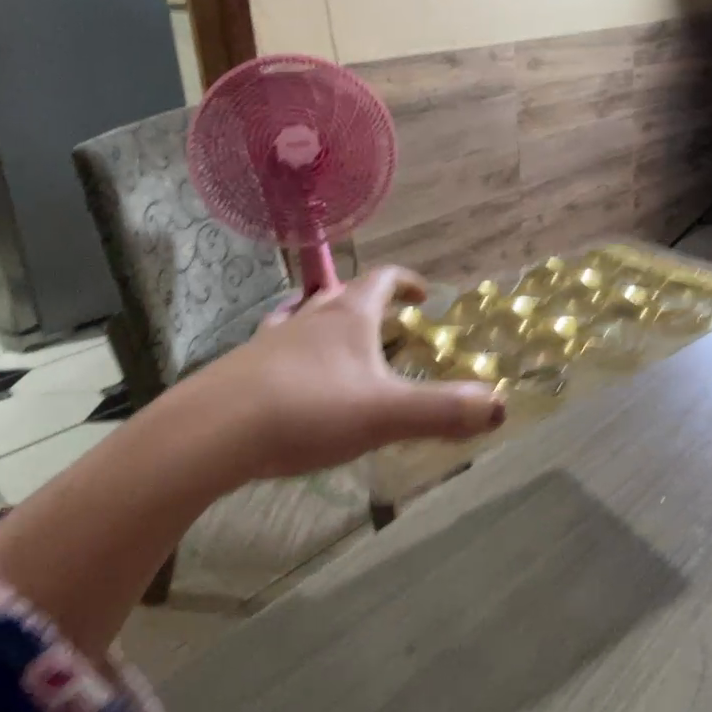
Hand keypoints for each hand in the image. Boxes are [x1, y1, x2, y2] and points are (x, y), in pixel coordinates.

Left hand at [185, 265, 505, 479]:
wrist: (212, 432)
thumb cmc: (309, 408)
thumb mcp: (387, 413)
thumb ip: (444, 411)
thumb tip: (499, 405)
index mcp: (348, 316)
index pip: (382, 279)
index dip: (406, 281)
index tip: (424, 294)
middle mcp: (309, 318)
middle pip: (342, 297)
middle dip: (370, 307)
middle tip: (391, 327)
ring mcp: (271, 342)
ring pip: (305, 321)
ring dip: (329, 329)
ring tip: (344, 351)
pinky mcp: (242, 372)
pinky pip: (278, 354)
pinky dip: (296, 361)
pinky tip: (295, 387)